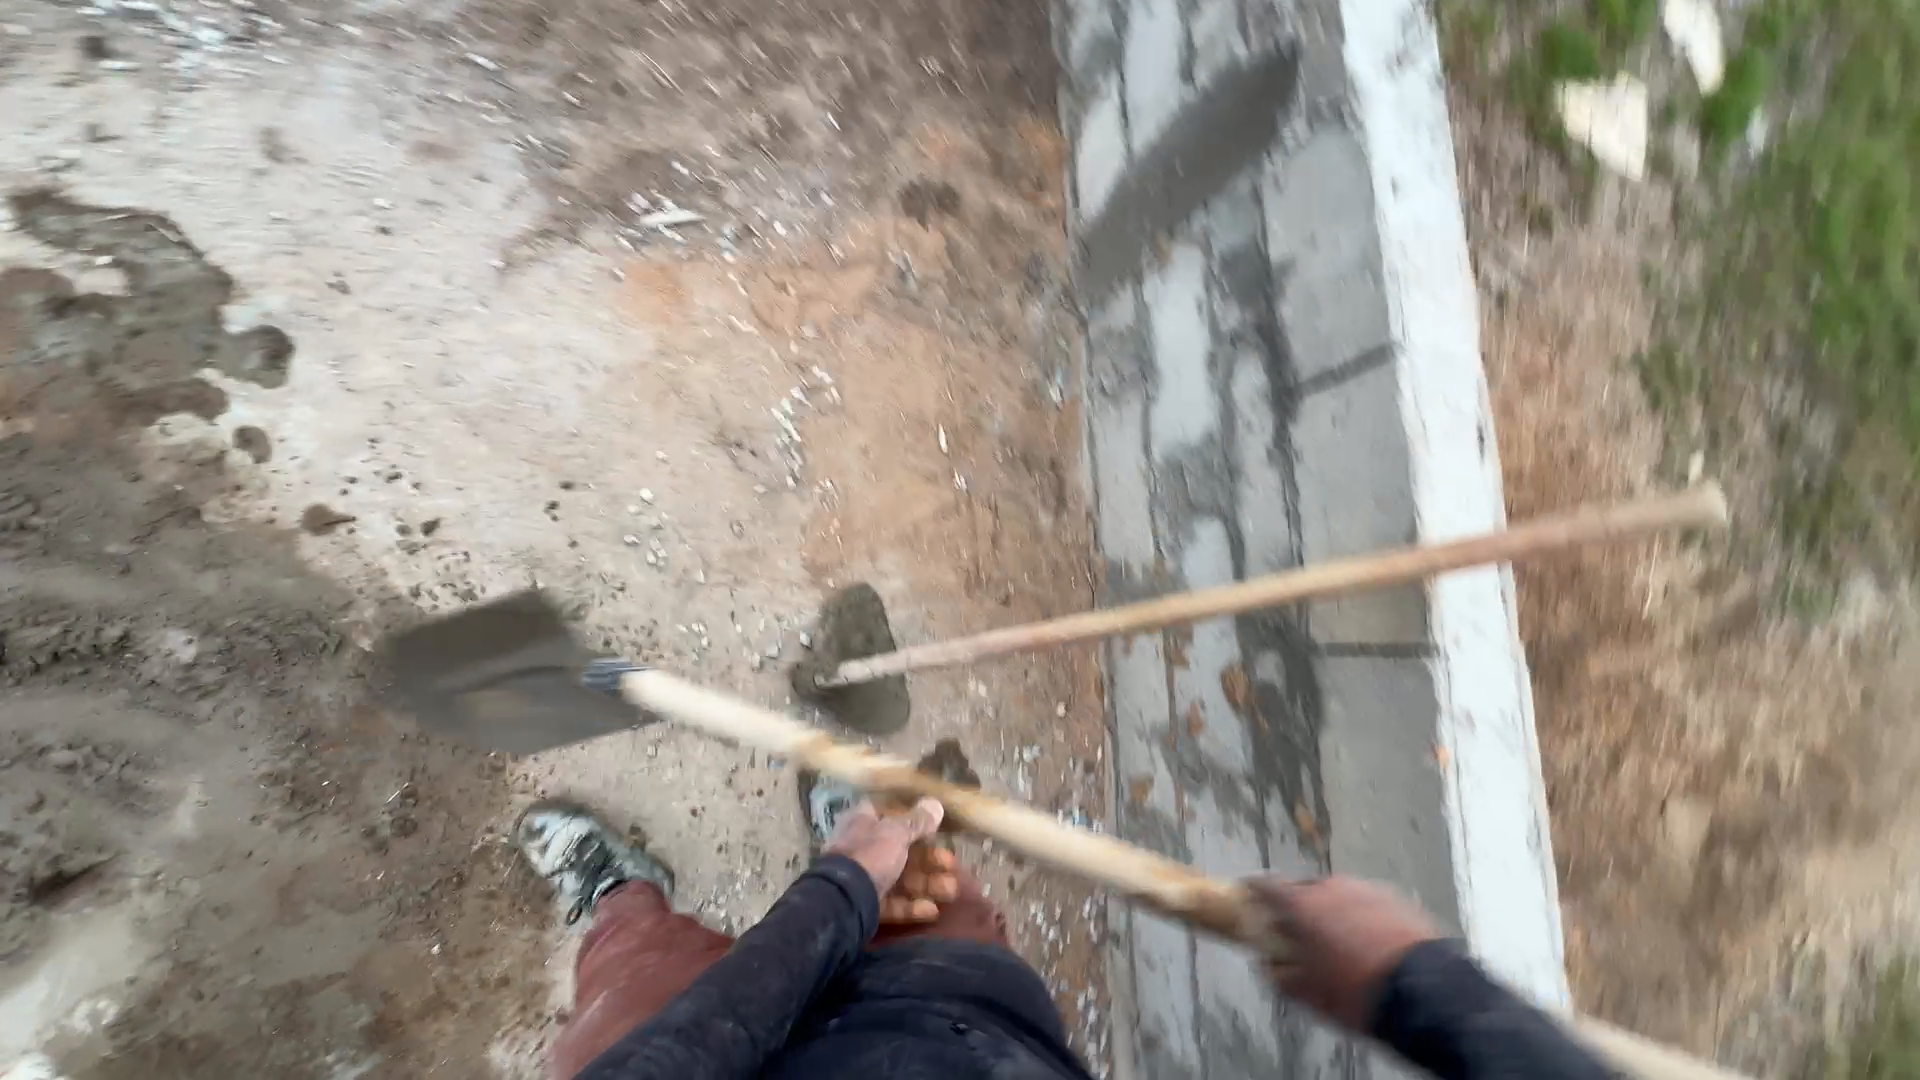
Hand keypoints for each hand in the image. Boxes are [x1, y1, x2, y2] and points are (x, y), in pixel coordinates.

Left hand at [823, 798, 952, 922]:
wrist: (842, 901)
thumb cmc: (870, 854)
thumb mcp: (896, 832)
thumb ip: (917, 821)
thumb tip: (936, 803)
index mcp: (863, 821)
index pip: (891, 814)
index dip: (914, 820)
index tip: (937, 828)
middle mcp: (861, 846)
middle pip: (901, 850)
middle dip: (929, 859)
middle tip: (952, 865)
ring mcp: (862, 877)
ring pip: (900, 878)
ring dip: (927, 883)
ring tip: (952, 890)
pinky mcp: (865, 904)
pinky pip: (892, 902)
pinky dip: (912, 906)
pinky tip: (932, 911)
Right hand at [1246, 875, 1440, 1031]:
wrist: (1429, 994)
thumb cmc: (1358, 994)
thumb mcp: (1311, 995)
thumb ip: (1281, 976)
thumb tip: (1266, 965)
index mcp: (1300, 904)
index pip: (1263, 885)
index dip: (1253, 891)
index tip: (1248, 896)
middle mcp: (1327, 886)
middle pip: (1302, 889)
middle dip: (1298, 907)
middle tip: (1302, 931)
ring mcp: (1363, 887)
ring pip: (1337, 894)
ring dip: (1332, 910)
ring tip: (1342, 941)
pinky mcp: (1393, 896)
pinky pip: (1366, 902)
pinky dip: (1361, 915)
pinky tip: (1371, 942)